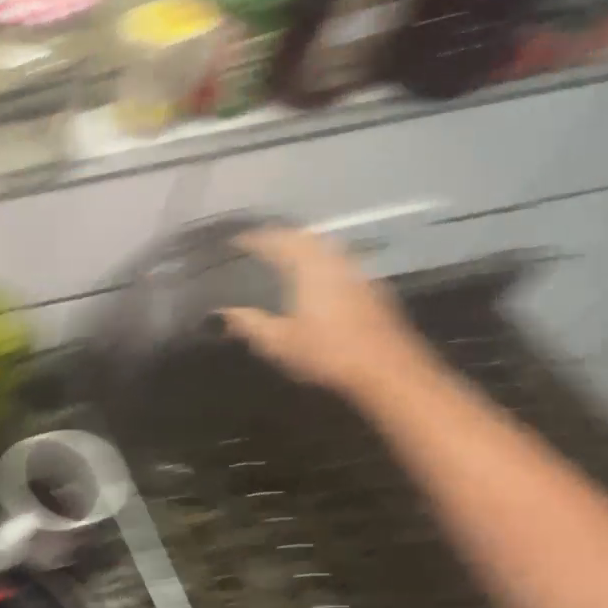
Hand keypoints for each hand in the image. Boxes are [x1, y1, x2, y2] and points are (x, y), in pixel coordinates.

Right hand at [217, 228, 437, 398]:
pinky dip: (320, 260)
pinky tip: (315, 276)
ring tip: (284, 254)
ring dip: (303, 246)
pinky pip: (339, 262)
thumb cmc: (328, 354)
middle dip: (281, 236)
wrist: (389, 372)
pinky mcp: (372, 290)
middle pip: (306, 237)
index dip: (254, 238)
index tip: (235, 240)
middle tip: (259, 241)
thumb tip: (219, 313)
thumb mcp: (278, 342)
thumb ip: (247, 323)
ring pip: (326, 248)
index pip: (278, 241)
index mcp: (309, 269)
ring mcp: (358, 275)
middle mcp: (335, 263)